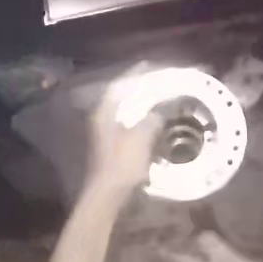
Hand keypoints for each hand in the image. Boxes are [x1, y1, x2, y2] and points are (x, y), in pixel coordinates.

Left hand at [84, 83, 161, 197]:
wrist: (108, 195)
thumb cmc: (122, 164)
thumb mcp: (141, 138)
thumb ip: (152, 119)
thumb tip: (161, 110)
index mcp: (105, 113)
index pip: (119, 86)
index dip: (134, 74)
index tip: (150, 66)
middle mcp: (102, 120)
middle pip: (122, 98)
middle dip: (140, 90)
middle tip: (159, 84)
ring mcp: (105, 136)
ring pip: (126, 114)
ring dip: (142, 107)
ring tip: (161, 102)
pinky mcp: (112, 149)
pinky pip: (129, 128)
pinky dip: (142, 123)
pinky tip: (155, 126)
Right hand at [159, 231, 262, 261]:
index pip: (182, 256)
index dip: (165, 252)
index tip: (152, 251)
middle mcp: (229, 261)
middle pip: (203, 238)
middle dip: (187, 243)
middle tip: (176, 256)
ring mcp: (247, 261)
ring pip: (220, 242)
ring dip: (204, 247)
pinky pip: (233, 251)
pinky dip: (219, 254)